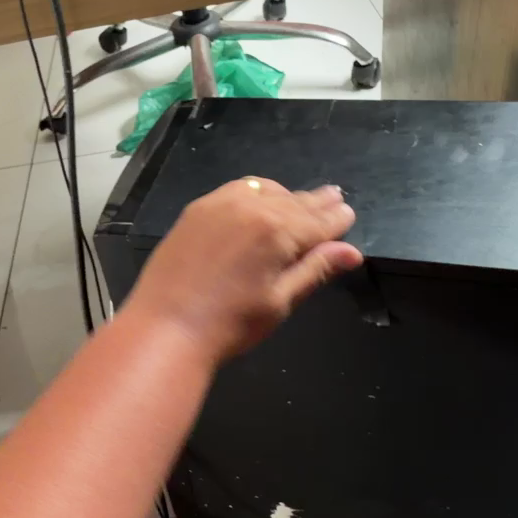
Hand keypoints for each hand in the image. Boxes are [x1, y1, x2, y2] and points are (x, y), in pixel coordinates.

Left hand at [120, 178, 362, 362]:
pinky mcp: (196, 210)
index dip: (336, 219)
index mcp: (277, 231)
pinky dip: (255, 192)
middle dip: (316, 203)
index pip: (318, 222)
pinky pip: (235, 190)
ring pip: (264, 190)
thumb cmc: (230, 324)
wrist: (165, 327)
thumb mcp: (280, 301)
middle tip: (334, 196)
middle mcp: (250, 208)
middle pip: (293, 202)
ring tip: (300, 200)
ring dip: (286, 195)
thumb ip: (315, 270)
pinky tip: (259, 199)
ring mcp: (219, 204)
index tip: (348, 213)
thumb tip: (352, 251)